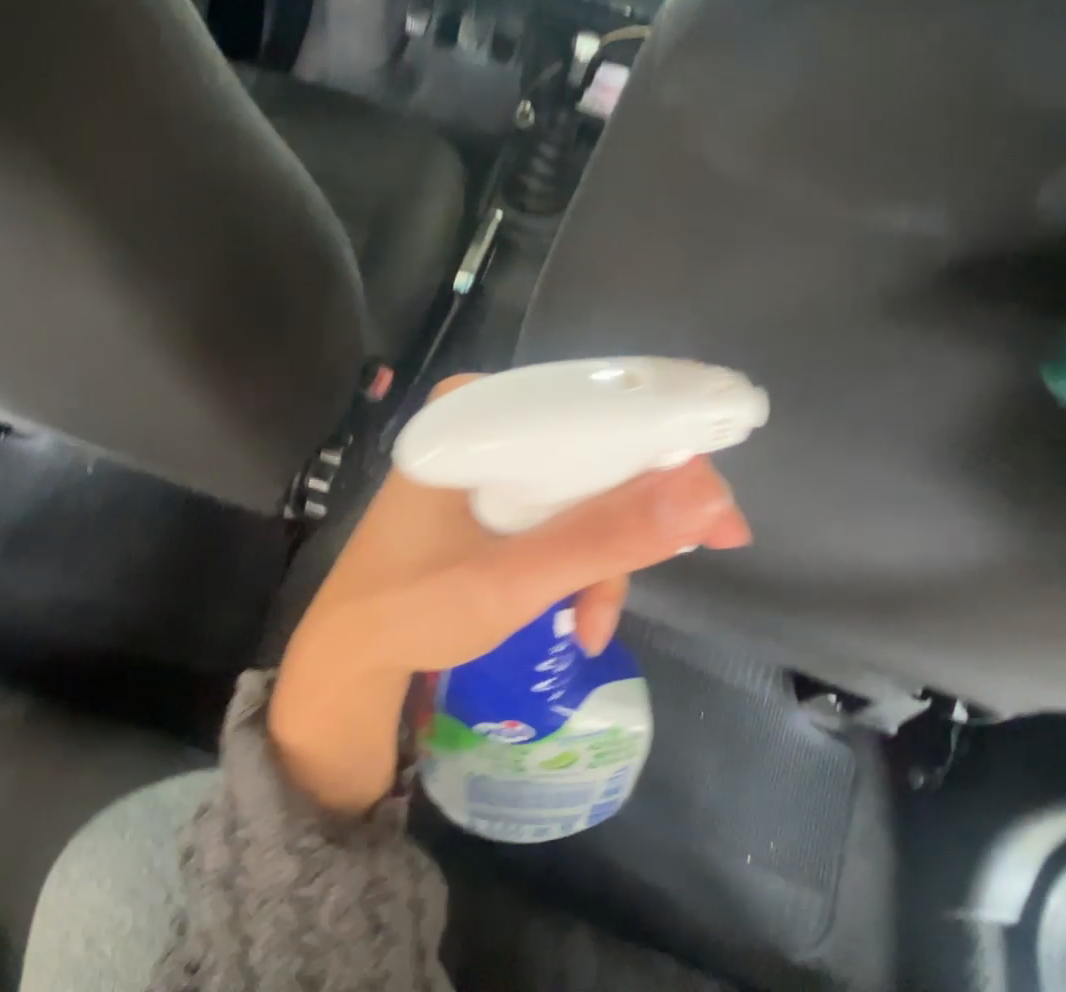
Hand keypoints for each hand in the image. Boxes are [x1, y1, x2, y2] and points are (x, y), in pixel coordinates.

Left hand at [270, 376, 750, 812]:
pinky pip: (554, 516)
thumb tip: (707, 493)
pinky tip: (576, 618)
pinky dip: (575, 564)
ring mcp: (485, 461)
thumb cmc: (412, 609)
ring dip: (603, 557)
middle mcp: (482, 422)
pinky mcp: (488, 499)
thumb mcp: (511, 580)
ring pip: (579, 491)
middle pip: (591, 451)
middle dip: (641, 515)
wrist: (350, 655)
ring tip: (594, 624)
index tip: (716, 510)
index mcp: (475, 414)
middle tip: (709, 548)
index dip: (664, 453)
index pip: (591, 410)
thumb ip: (602, 540)